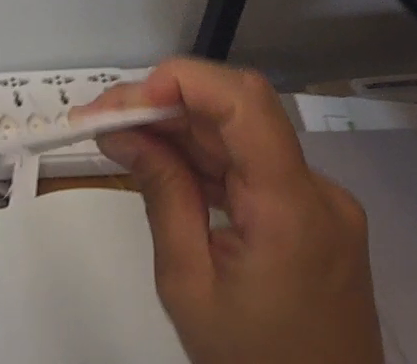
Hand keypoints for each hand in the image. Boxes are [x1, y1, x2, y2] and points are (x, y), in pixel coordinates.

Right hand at [72, 57, 380, 363]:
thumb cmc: (253, 363)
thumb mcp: (189, 284)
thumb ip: (162, 195)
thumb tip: (123, 132)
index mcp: (292, 208)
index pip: (243, 102)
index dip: (180, 81)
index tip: (122, 103)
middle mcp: (317, 191)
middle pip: (233, 112)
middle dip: (160, 103)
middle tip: (96, 119)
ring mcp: (320, 203)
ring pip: (238, 134)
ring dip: (175, 128)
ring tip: (114, 137)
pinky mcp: (313, 217)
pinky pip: (251, 165)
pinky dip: (201, 157)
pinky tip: (157, 162)